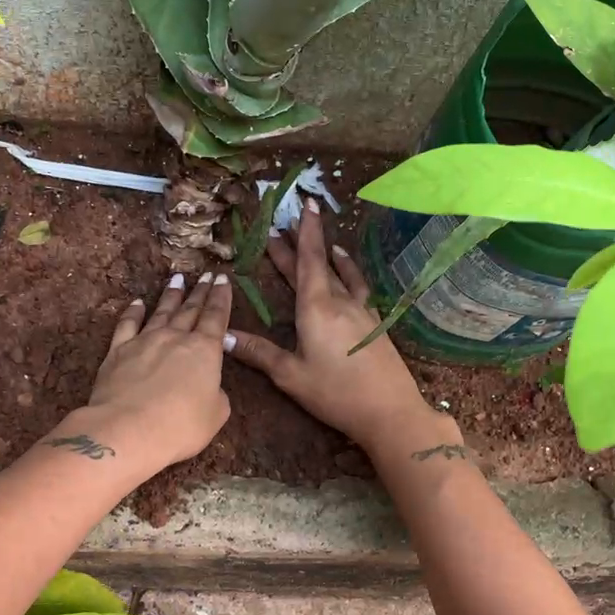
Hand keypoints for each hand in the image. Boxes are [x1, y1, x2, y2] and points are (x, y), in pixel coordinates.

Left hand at [58, 271, 233, 471]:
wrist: (128, 429)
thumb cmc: (180, 426)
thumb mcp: (215, 415)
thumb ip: (217, 395)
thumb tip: (210, 386)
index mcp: (204, 350)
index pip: (216, 317)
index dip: (221, 297)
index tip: (223, 279)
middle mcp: (175, 338)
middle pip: (190, 309)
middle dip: (200, 291)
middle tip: (207, 274)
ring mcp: (144, 341)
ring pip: (160, 312)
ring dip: (170, 296)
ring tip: (177, 280)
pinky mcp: (117, 351)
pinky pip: (127, 325)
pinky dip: (133, 311)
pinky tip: (137, 302)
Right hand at [228, 199, 445, 449]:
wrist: (390, 412)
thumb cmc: (336, 394)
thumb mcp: (290, 375)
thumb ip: (259, 353)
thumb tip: (223, 337)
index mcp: (316, 308)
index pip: (307, 261)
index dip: (304, 232)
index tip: (305, 203)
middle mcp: (339, 302)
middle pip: (317, 265)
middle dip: (301, 242)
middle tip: (285, 222)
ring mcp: (360, 312)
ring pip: (339, 274)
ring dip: (325, 254)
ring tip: (319, 239)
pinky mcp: (372, 324)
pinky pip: (357, 287)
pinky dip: (348, 272)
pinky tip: (347, 271)